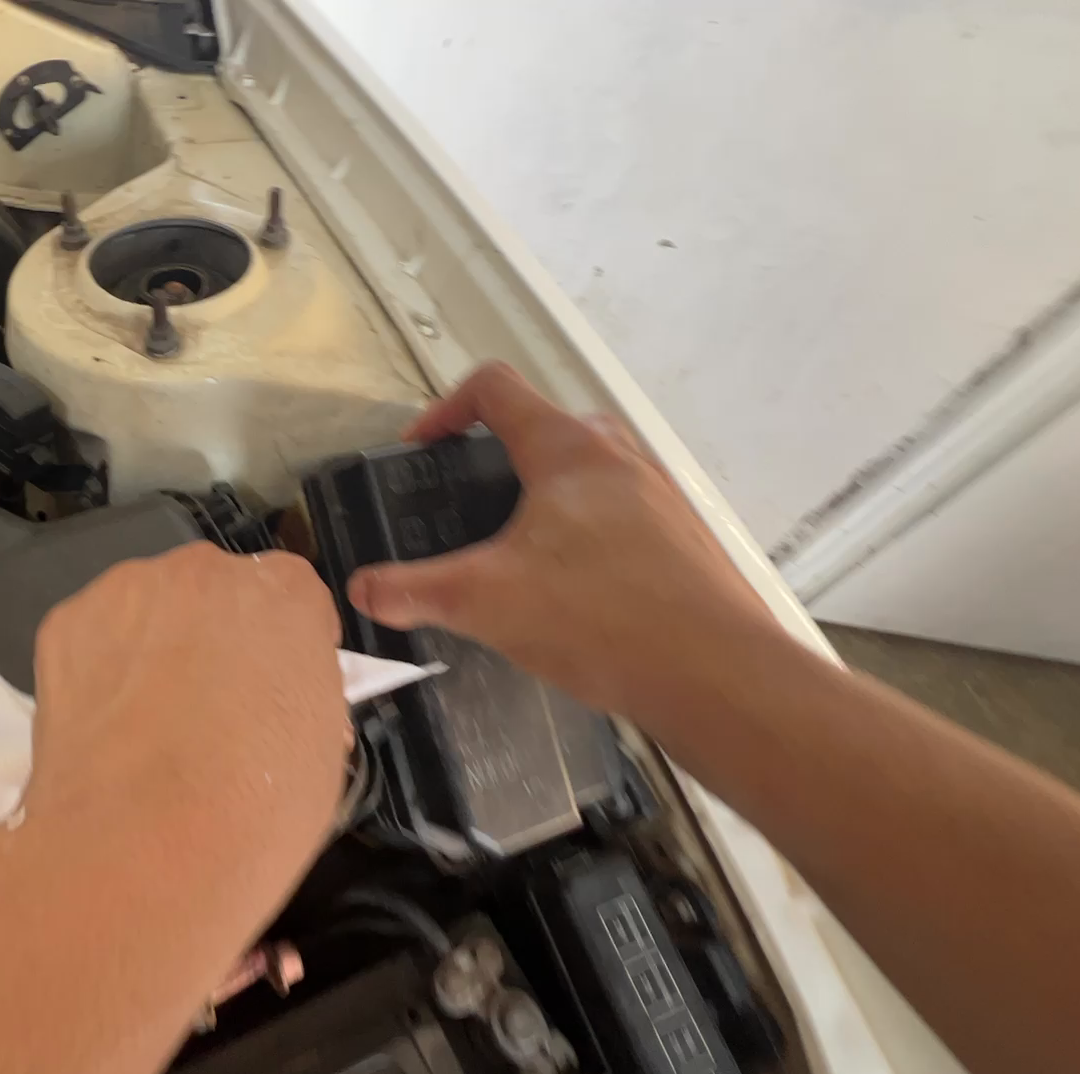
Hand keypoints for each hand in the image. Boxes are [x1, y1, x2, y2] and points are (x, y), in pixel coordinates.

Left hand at [30, 542, 349, 859]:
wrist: (141, 850)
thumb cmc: (254, 806)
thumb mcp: (321, 743)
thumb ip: (301, 686)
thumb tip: (273, 689)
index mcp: (284, 594)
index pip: (293, 595)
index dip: (284, 643)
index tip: (274, 683)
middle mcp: (206, 571)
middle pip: (218, 590)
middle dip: (218, 633)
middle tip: (211, 703)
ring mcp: (130, 590)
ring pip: (152, 605)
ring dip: (158, 643)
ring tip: (150, 720)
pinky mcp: (67, 621)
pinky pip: (99, 633)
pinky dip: (104, 664)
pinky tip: (108, 723)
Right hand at [346, 364, 785, 715]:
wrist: (719, 678)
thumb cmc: (596, 617)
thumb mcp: (482, 601)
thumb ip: (411, 590)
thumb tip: (360, 590)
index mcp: (567, 449)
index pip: (494, 388)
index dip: (443, 410)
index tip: (419, 452)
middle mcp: (617, 455)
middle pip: (541, 425)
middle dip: (491, 457)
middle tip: (463, 508)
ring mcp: (658, 494)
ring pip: (582, 469)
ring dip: (537, 493)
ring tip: (511, 553)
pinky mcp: (681, 536)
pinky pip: (615, 509)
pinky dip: (577, 528)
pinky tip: (567, 588)